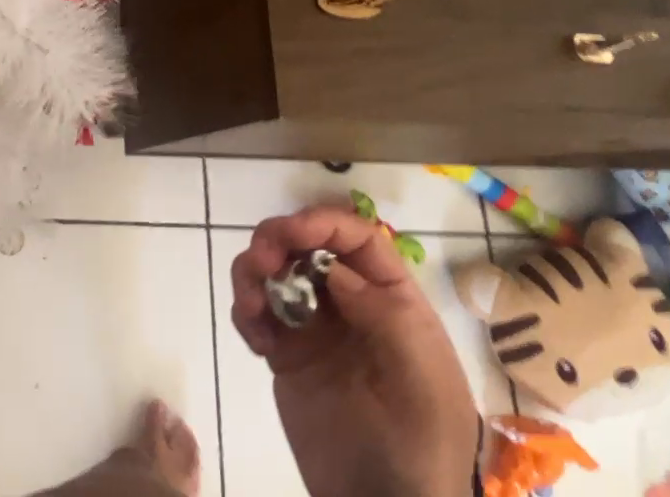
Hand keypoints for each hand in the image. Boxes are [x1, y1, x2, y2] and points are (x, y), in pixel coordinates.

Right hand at [230, 207, 479, 496]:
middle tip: (261, 262)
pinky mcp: (285, 355)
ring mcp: (315, 330)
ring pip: (275, 273)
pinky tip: (253, 337)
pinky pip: (257, 314)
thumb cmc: (418, 446)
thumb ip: (385, 317)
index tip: (289, 233)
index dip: (322, 223)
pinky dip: (246, 311)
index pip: (358, 240)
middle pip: (307, 247)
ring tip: (250, 303)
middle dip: (278, 241)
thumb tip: (333, 268)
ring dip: (254, 272)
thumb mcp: (422, 382)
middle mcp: (352, 307)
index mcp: (394, 303)